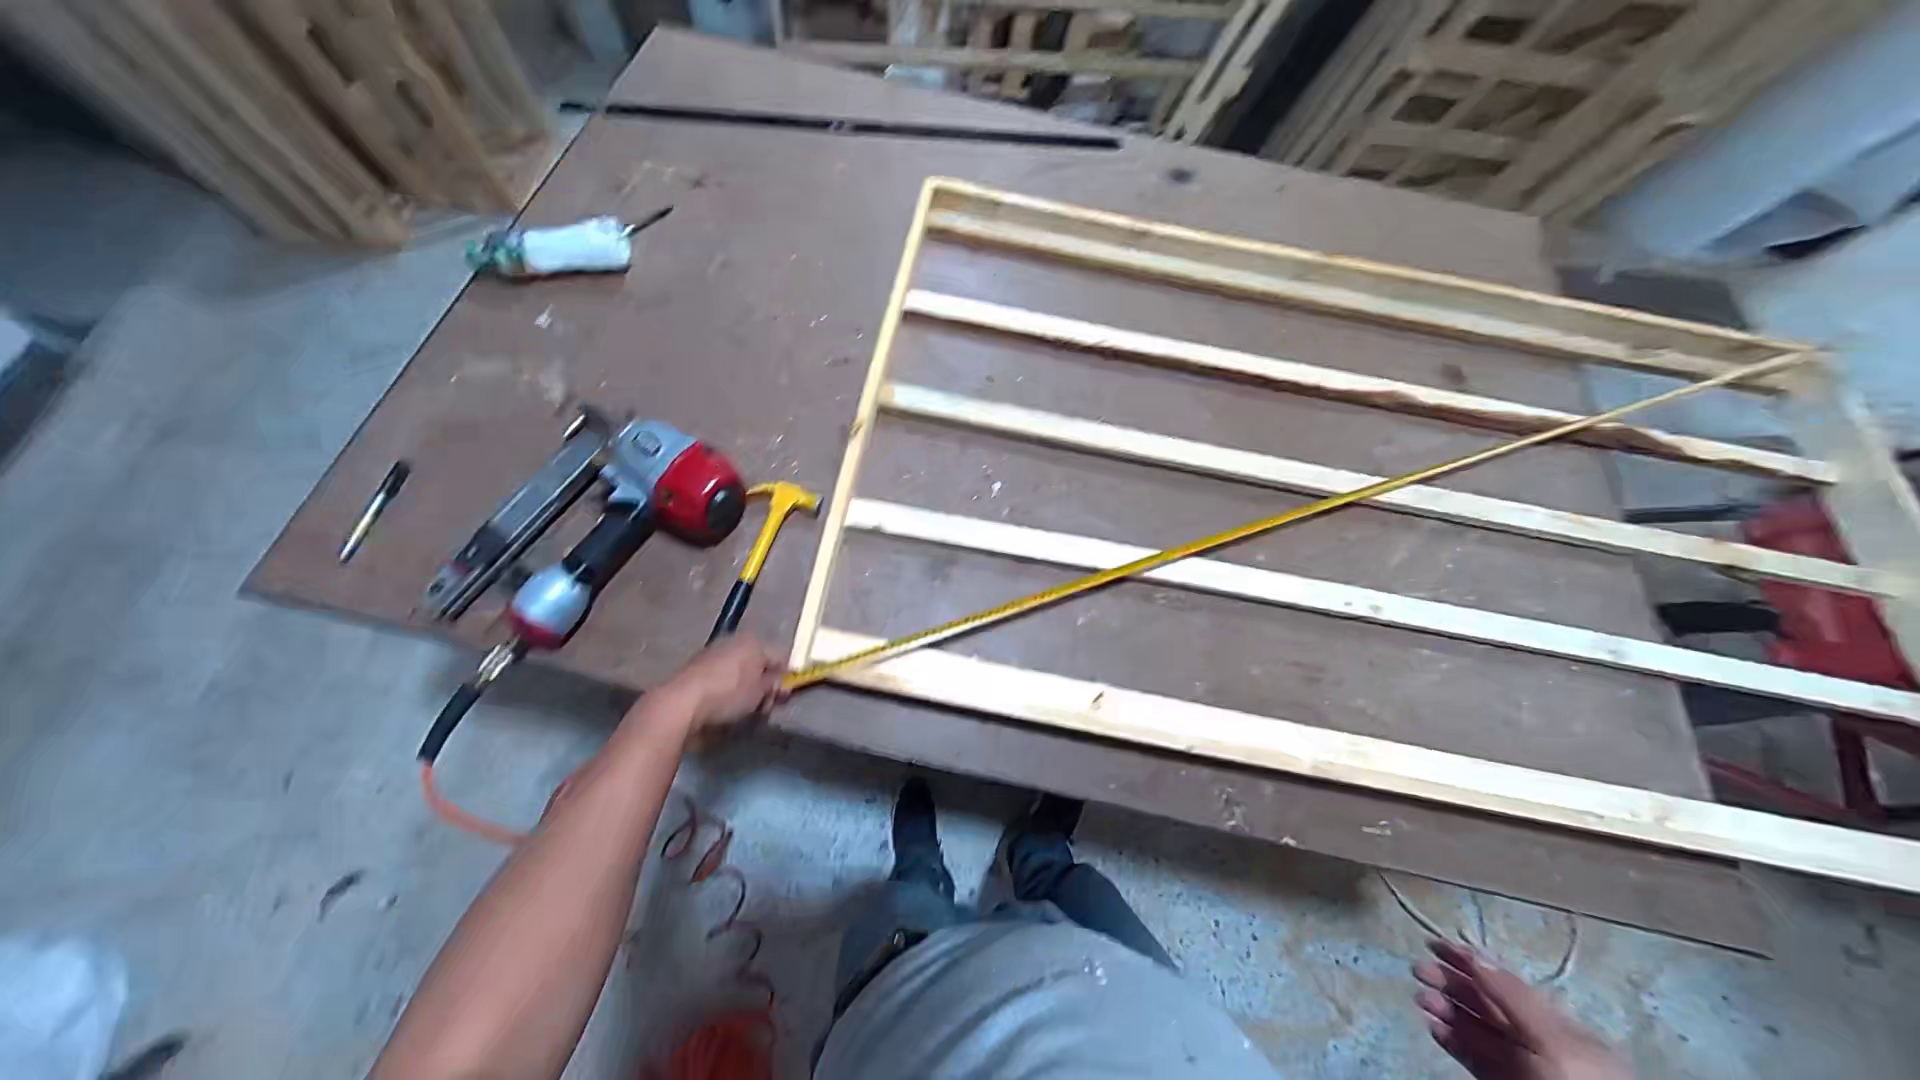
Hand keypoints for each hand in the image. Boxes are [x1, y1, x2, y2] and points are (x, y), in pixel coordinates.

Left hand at [653, 636, 786, 730]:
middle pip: (758, 664)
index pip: (779, 657)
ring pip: (740, 673)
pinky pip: (722, 681)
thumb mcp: (761, 691)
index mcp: (752, 641)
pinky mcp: (696, 672)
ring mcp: (712, 656)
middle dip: (764, 684)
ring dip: (746, 690)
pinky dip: (728, 693)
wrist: (680, 705)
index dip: (786, 677)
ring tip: (746, 711)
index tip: (785, 696)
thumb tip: (782, 682)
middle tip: (765, 706)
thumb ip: (775, 685)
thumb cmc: (728, 694)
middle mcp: (732, 643)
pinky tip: (726, 709)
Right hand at [1413, 940, 1628, 1079]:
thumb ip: (1513, 998)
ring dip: (1444, 1010)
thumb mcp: (1552, 1040)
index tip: (1434, 944)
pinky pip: (1471, 1057)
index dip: (1469, 961)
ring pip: (1473, 1029)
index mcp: (1554, 1025)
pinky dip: (1450, 1040)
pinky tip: (1432, 1027)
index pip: (1504, 984)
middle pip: (1484, 1004)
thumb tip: (1474, 955)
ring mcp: (1516, 1065)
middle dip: (1449, 983)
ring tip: (1419, 998)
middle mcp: (1533, 1041)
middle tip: (1417, 970)